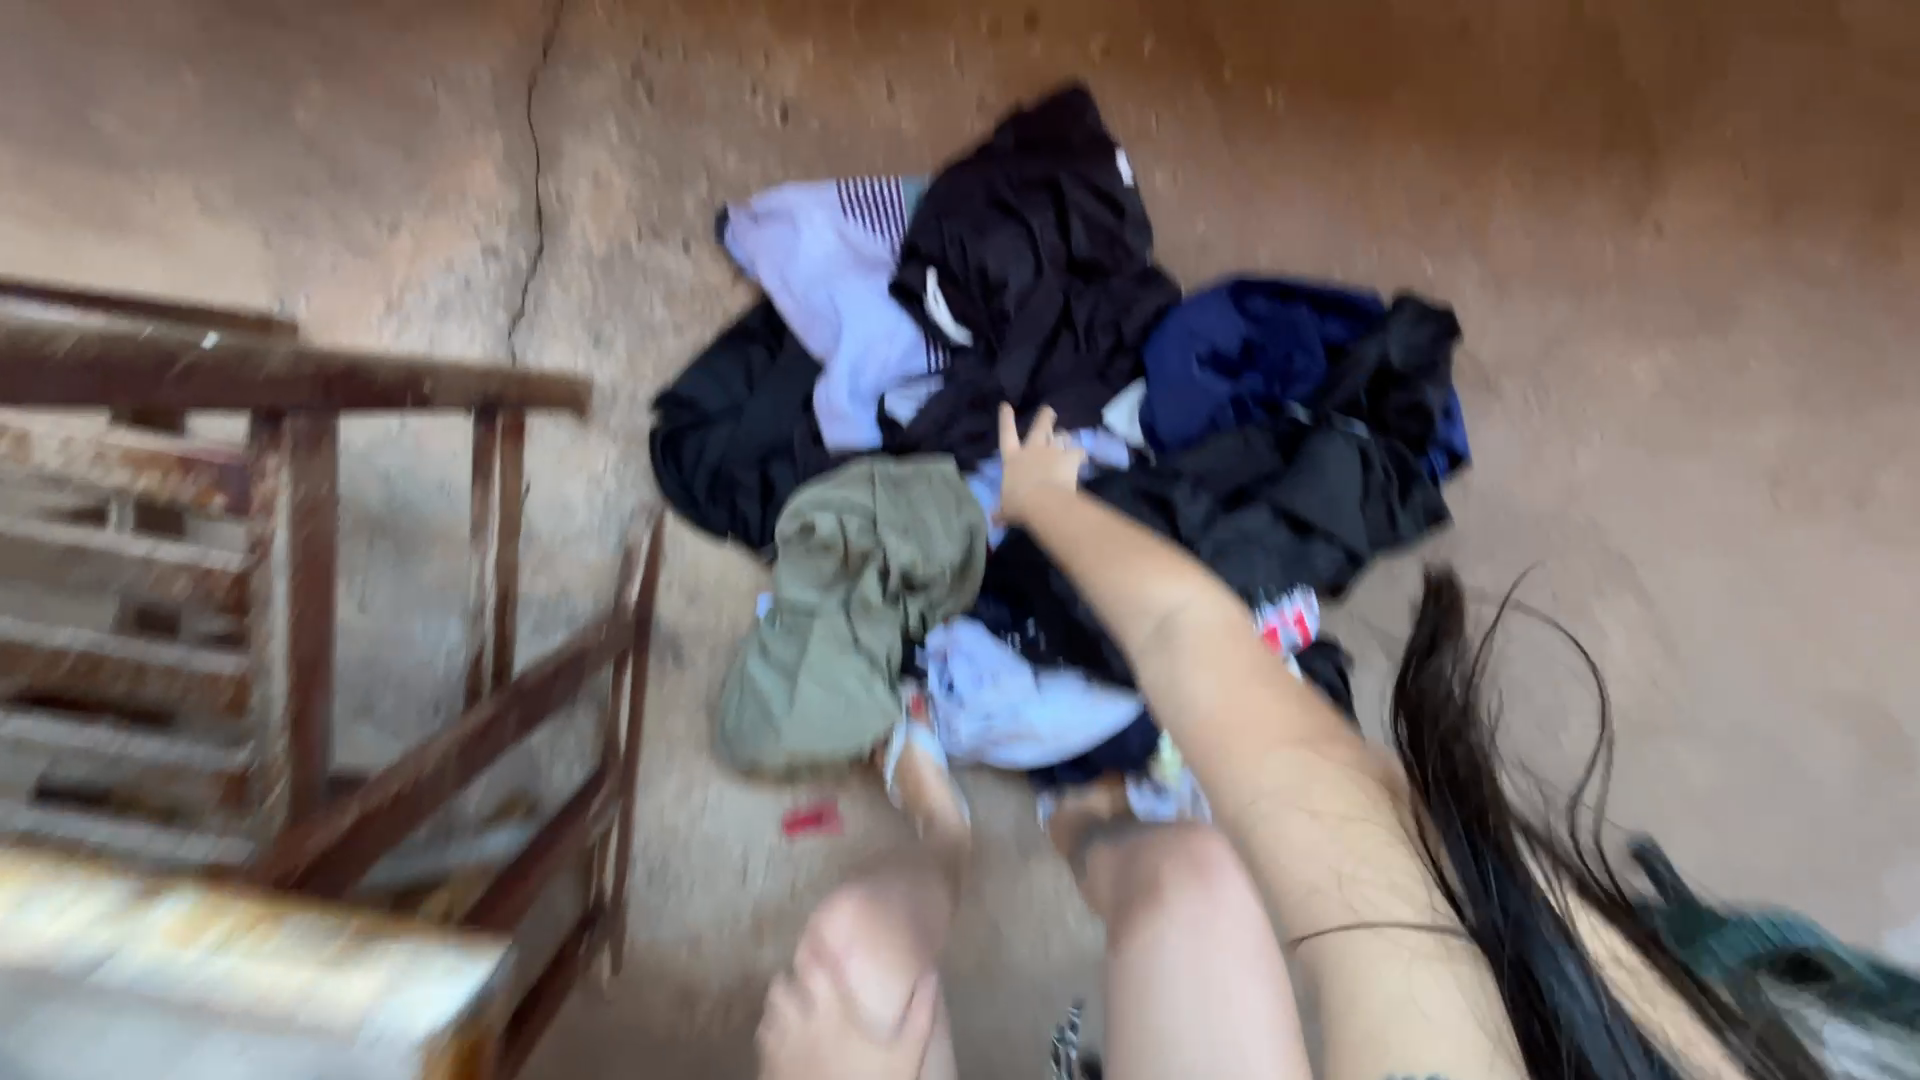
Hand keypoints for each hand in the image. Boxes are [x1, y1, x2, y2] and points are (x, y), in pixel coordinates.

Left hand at [756, 947, 940, 1079]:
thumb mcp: (906, 1056)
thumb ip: (920, 1014)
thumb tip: (932, 974)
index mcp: (830, 1013)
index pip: (810, 968)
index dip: (811, 954)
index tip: (819, 947)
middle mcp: (799, 1025)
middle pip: (779, 987)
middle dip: (789, 981)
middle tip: (806, 985)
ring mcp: (779, 1053)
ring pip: (767, 1016)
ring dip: (777, 1010)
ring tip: (793, 1012)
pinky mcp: (768, 1076)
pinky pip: (761, 1049)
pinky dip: (770, 1041)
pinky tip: (784, 1047)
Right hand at [997, 403, 1085, 527]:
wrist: (1043, 503)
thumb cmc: (1019, 505)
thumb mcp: (1006, 509)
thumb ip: (1002, 511)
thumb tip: (994, 520)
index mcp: (1012, 458)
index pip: (1006, 434)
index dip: (1006, 419)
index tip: (1006, 405)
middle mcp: (1032, 449)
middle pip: (1040, 426)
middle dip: (1045, 416)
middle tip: (1050, 410)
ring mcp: (1052, 451)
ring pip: (1061, 436)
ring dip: (1064, 437)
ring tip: (1066, 440)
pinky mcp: (1070, 457)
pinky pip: (1079, 451)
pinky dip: (1080, 455)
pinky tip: (1083, 458)